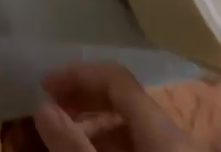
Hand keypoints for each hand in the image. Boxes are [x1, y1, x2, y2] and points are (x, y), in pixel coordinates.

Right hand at [6, 65, 203, 151]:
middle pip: (125, 104)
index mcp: (164, 135)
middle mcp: (177, 144)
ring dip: (95, 134)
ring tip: (64, 147)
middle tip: (48, 114)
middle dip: (83, 104)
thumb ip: (74, 148)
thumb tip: (43, 108)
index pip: (116, 80)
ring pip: (133, 136)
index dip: (77, 75)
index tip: (42, 89)